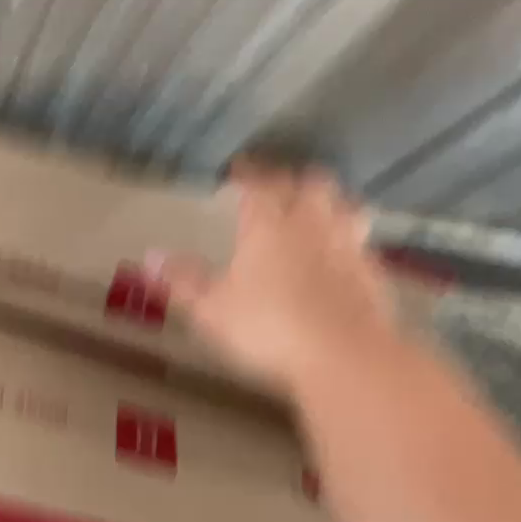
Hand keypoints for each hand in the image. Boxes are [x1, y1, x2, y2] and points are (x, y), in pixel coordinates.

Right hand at [147, 165, 402, 393]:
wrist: (342, 353)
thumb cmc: (266, 327)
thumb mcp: (211, 309)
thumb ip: (183, 281)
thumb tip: (149, 257)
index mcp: (268, 225)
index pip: (258, 185)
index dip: (247, 174)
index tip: (238, 168)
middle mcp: (312, 223)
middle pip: (309, 184)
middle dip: (292, 181)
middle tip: (278, 187)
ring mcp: (347, 245)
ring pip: (341, 207)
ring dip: (326, 204)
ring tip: (313, 213)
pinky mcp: (371, 271)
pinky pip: (358, 242)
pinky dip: (344, 240)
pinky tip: (336, 257)